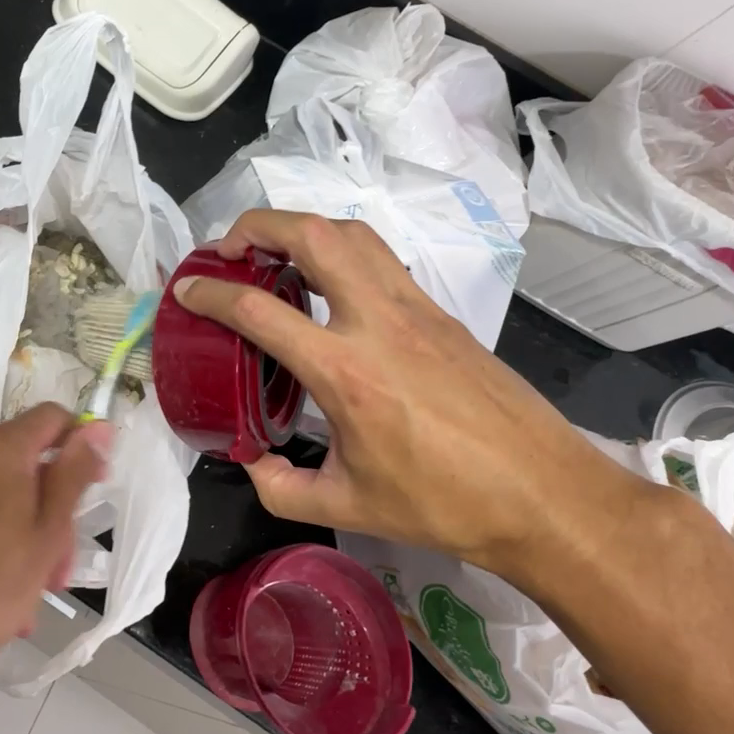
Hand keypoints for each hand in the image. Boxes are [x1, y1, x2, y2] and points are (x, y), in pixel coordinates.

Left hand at [0, 404, 110, 688]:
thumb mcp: (47, 534)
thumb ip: (73, 474)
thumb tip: (98, 426)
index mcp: (1, 446)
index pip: (53, 417)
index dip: (80, 446)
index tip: (92, 490)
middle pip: (27, 457)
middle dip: (52, 506)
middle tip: (59, 566)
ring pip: (2, 485)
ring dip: (25, 527)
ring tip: (29, 588)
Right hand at [173, 210, 649, 575]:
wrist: (546, 495)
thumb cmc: (444, 503)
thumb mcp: (347, 507)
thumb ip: (280, 487)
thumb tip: (248, 460)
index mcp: (344, 371)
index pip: (258, 309)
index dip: (211, 292)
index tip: (187, 290)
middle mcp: (376, 321)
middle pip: (310, 234)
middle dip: (255, 226)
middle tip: (227, 250)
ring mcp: (412, 307)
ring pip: (349, 231)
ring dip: (299, 227)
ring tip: (272, 252)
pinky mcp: (437, 309)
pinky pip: (377, 254)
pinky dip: (337, 246)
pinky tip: (326, 279)